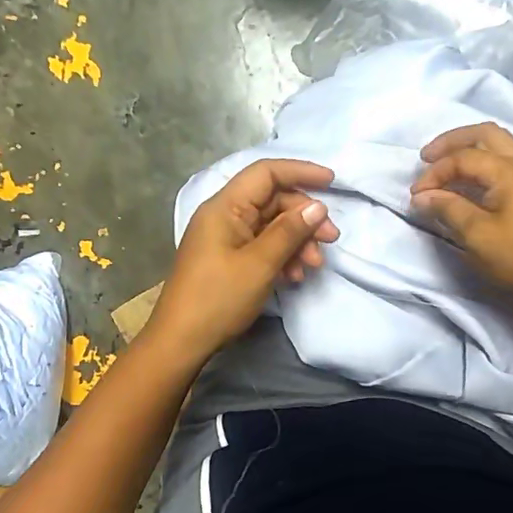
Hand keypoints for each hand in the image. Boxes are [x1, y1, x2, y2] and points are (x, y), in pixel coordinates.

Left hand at [149, 159, 339, 357]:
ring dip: (296, 240)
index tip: (332, 181)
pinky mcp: (226, 259)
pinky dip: (281, 255)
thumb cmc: (218, 299)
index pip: (266, 173)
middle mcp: (222, 216)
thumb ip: (289, 232)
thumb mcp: (259, 265)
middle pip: (271, 200)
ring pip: (269, 225)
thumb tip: (317, 207)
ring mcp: (223, 238)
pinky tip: (294, 277)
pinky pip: (260, 245)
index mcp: (224, 207)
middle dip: (303, 217)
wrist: (180, 341)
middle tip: (330, 240)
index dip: (300, 171)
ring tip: (313, 266)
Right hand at [410, 122, 512, 310]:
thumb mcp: (476, 234)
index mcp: (511, 171)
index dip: (435, 172)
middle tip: (427, 158)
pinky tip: (469, 182)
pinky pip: (507, 161)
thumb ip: (447, 208)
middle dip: (452, 142)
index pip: (463, 157)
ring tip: (444, 168)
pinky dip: (483, 163)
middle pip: (486, 134)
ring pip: (499, 145)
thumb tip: (422, 196)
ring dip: (469, 150)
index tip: (416, 196)